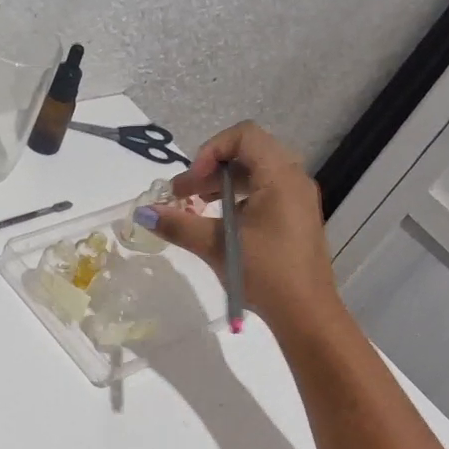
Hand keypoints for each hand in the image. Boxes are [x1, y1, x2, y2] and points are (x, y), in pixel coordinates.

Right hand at [136, 121, 337, 324]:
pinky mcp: (296, 218)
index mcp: (279, 176)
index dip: (211, 151)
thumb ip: (178, 224)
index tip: (191, 183)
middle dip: (211, 169)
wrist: (305, 312)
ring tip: (197, 208)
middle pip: (249, 152)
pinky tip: (221, 223)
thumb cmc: (263, 273)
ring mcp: (298, 198)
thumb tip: (143, 213)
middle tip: (183, 196)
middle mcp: (293, 178)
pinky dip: (239, 197)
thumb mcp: (216, 246)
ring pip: (256, 173)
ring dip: (222, 184)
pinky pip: (265, 191)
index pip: (244, 135)